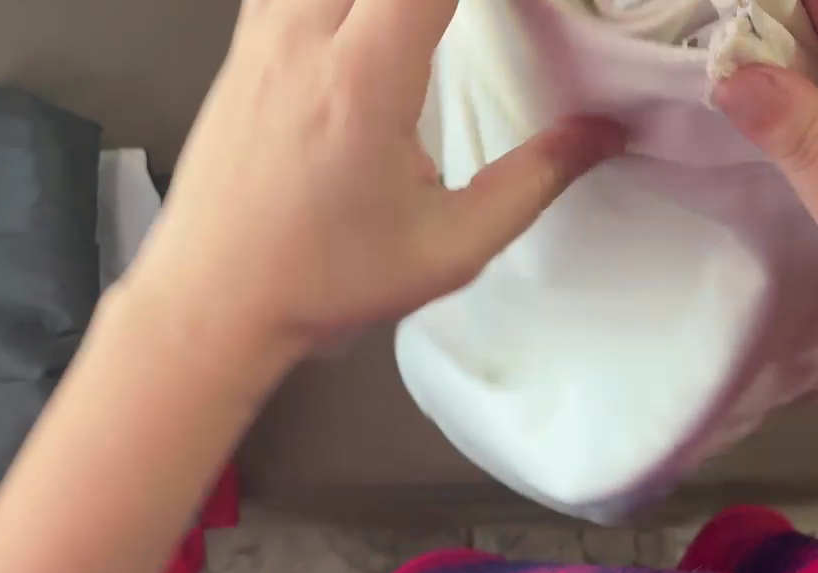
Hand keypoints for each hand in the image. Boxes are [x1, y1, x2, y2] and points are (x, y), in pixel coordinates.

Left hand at [123, 0, 624, 366]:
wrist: (216, 298)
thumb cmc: (323, 283)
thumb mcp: (445, 250)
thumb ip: (532, 184)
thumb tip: (601, 134)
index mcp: (362, 74)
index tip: (534, 8)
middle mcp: (306, 25)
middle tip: (497, 20)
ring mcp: (266, 22)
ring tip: (436, 28)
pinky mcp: (247, 35)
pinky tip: (379, 23)